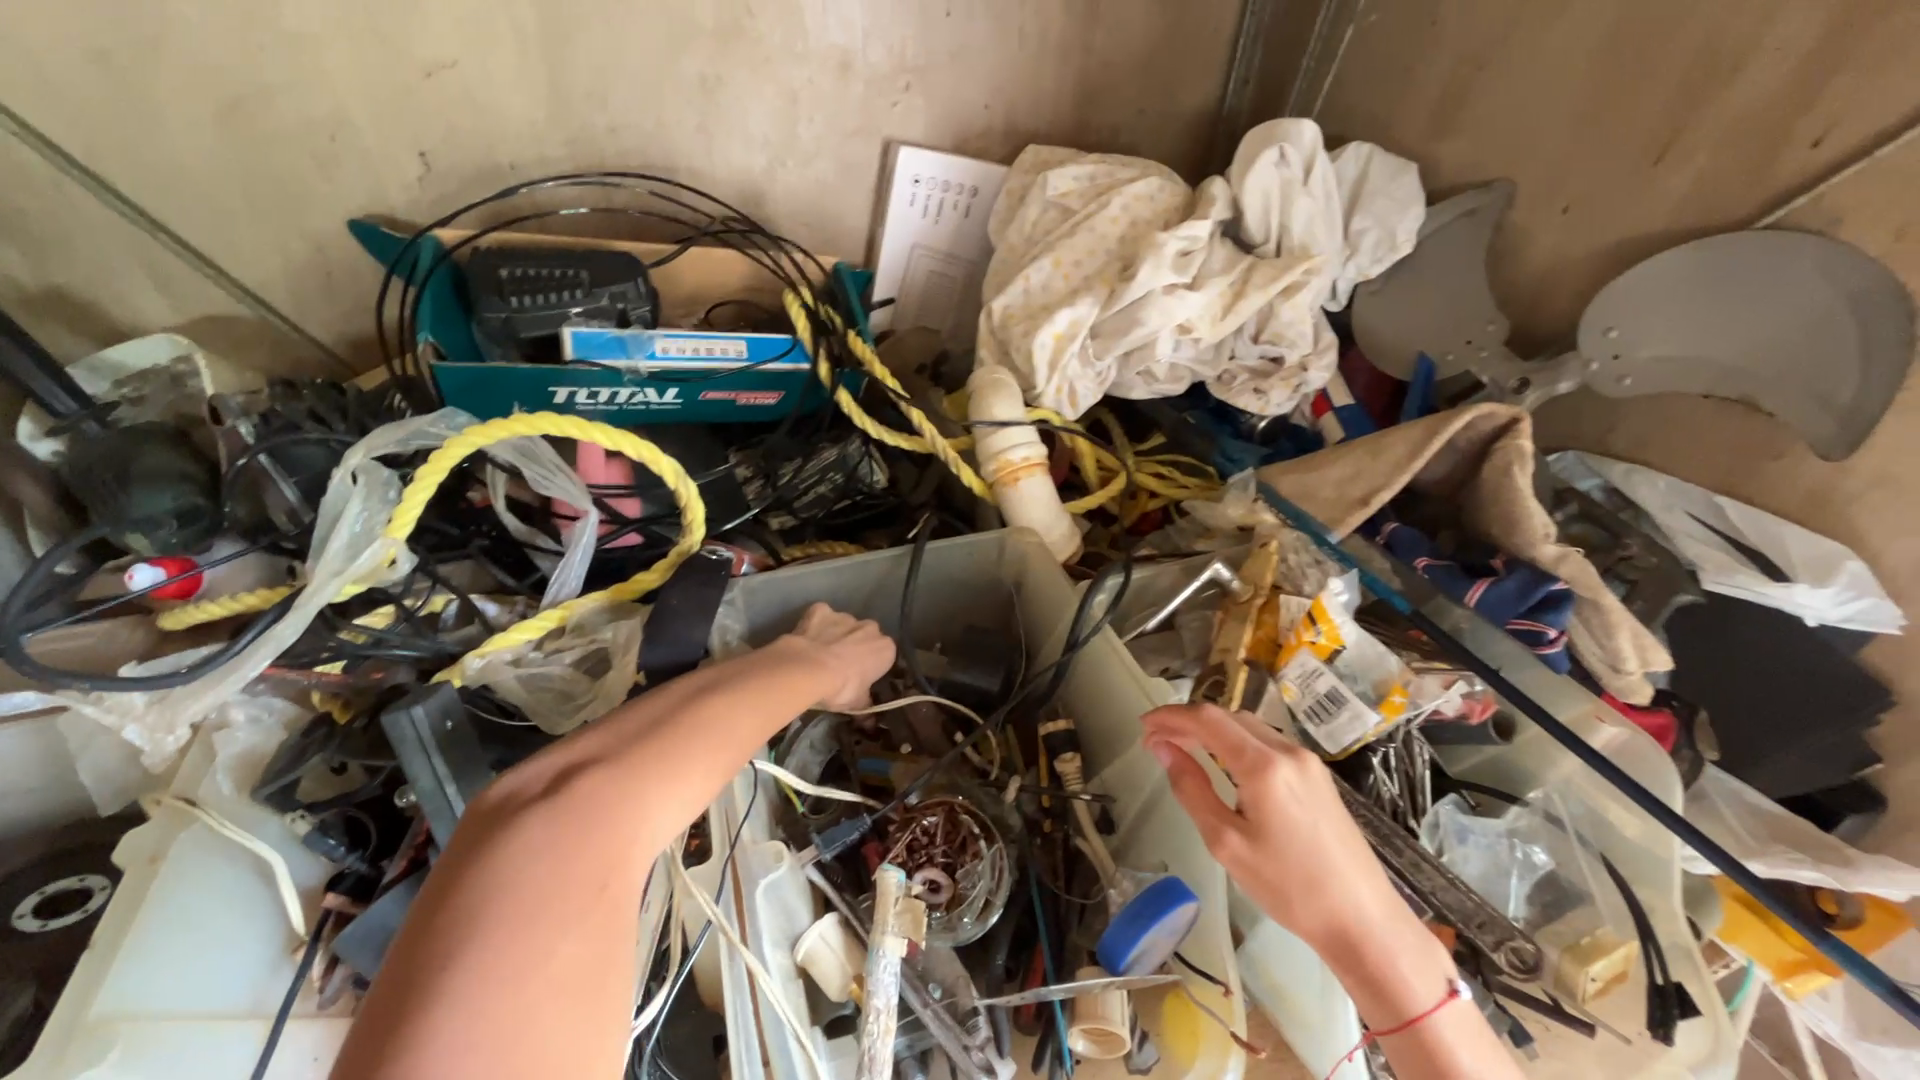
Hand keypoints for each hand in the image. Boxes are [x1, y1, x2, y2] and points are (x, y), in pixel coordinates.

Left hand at [780, 603, 895, 711]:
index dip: (871, 666)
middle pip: (865, 636)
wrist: (808, 669)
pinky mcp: (820, 610)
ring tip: (818, 656)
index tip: (860, 678)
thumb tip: (870, 724)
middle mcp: (869, 627)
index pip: (884, 655)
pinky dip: (815, 626)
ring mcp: (844, 616)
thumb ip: (866, 709)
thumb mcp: (856, 704)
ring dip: (835, 636)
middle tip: (839, 667)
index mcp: (885, 648)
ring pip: (843, 625)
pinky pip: (820, 617)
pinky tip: (806, 640)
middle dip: (855, 647)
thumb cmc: (841, 688)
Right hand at [1141, 703, 1406, 950]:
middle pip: (1228, 717)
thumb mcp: (1226, 842)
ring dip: (1212, 731)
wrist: (1362, 918)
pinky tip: (1223, 763)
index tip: (1142, 727)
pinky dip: (1236, 743)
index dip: (1170, 717)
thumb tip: (1163, 750)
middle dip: (1188, 722)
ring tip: (1183, 750)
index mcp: (1263, 765)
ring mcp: (1308, 763)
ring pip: (1249, 727)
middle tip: (1156, 742)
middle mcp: (1288, 752)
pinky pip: (1268, 744)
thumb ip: (1191, 790)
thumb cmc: (1289, 887)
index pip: (1207, 719)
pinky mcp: (1318, 778)